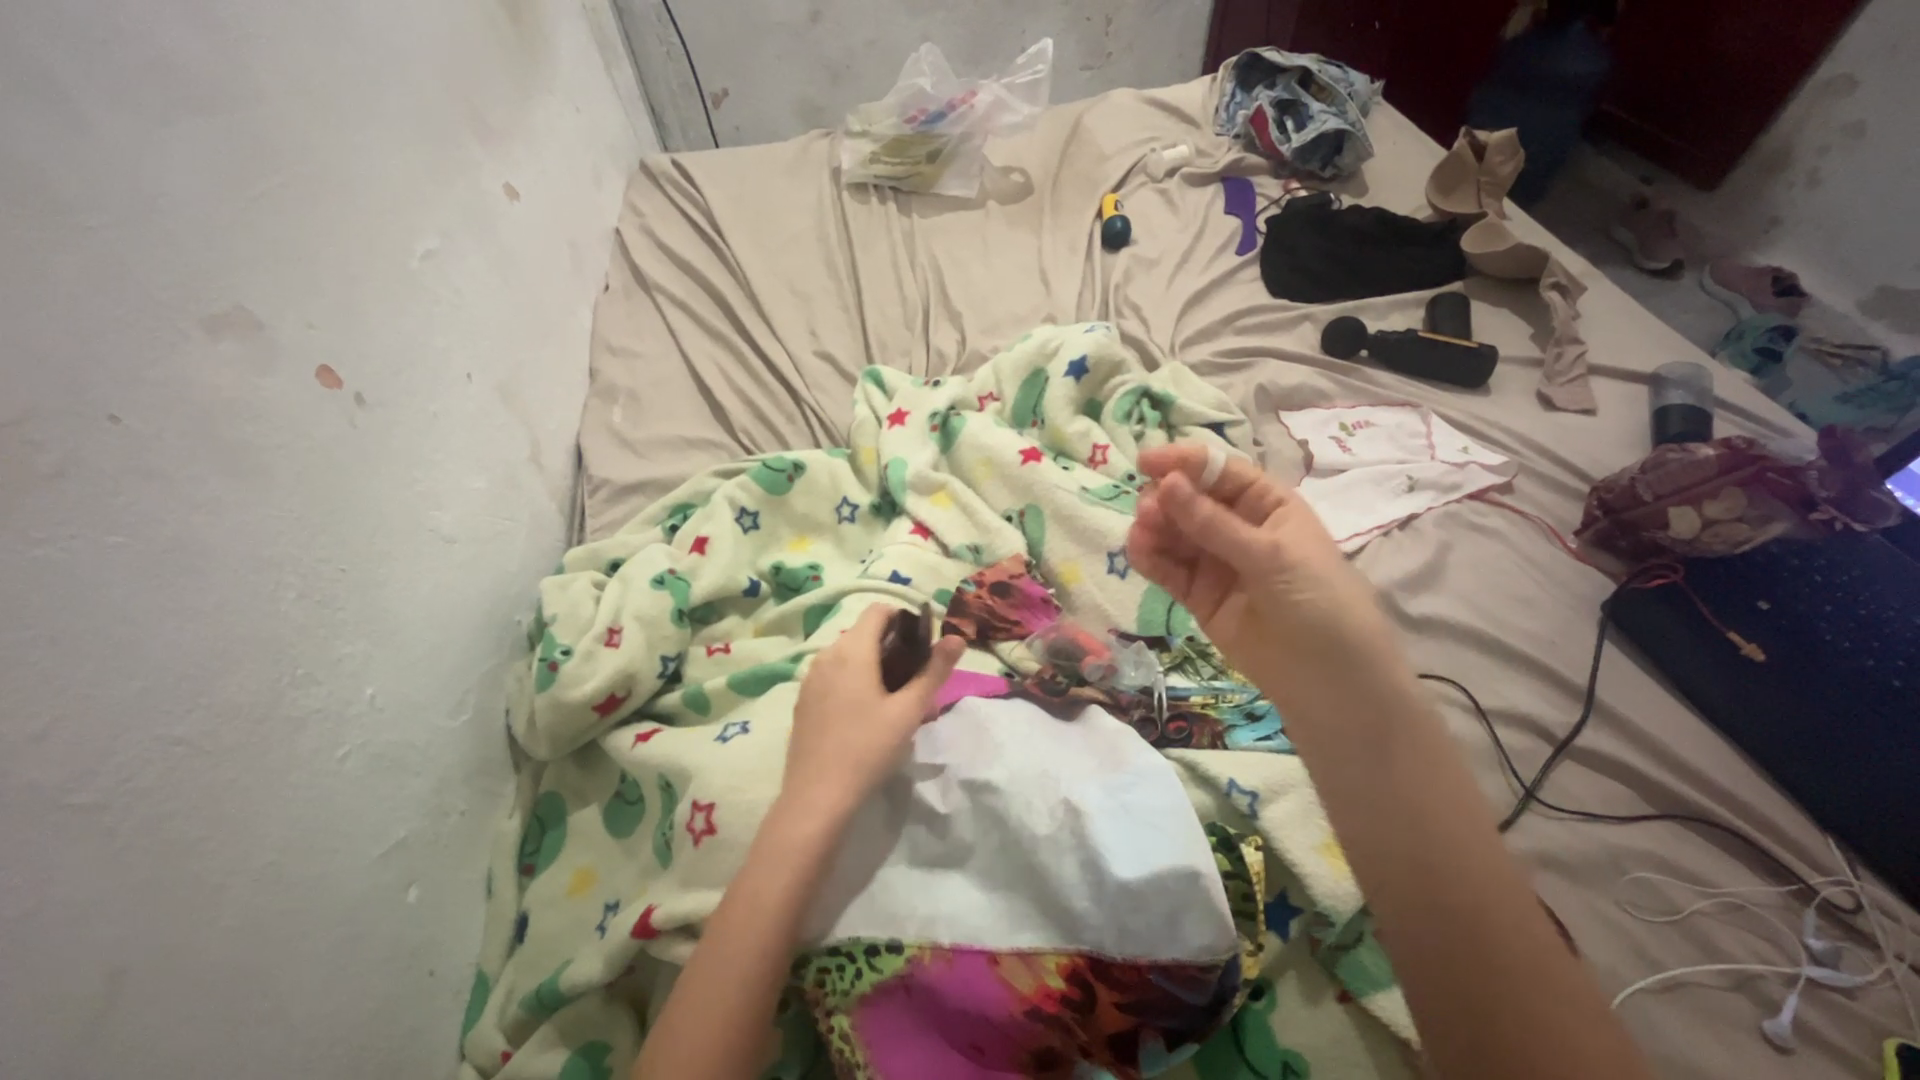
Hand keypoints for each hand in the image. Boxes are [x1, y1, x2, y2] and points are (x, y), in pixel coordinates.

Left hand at [783, 605, 964, 822]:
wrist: (817, 796)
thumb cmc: (868, 749)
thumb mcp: (909, 711)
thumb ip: (934, 671)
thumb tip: (957, 638)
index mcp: (851, 650)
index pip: (878, 610)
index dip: (904, 620)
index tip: (922, 648)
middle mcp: (826, 655)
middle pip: (863, 633)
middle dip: (891, 647)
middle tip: (913, 681)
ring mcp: (809, 678)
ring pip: (847, 655)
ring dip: (871, 665)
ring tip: (893, 700)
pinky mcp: (803, 700)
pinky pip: (832, 676)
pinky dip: (852, 681)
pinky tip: (864, 716)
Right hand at [1126, 444, 1405, 705]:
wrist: (1330, 681)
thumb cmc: (1318, 602)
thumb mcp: (1270, 556)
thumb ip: (1213, 524)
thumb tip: (1166, 483)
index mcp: (1268, 505)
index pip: (1220, 472)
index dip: (1184, 463)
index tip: (1145, 461)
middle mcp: (1239, 527)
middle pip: (1190, 501)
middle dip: (1165, 499)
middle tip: (1147, 510)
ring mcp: (1217, 563)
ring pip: (1174, 534)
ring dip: (1154, 528)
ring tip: (1143, 535)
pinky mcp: (1199, 597)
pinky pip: (1169, 570)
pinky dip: (1150, 559)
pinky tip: (1138, 553)